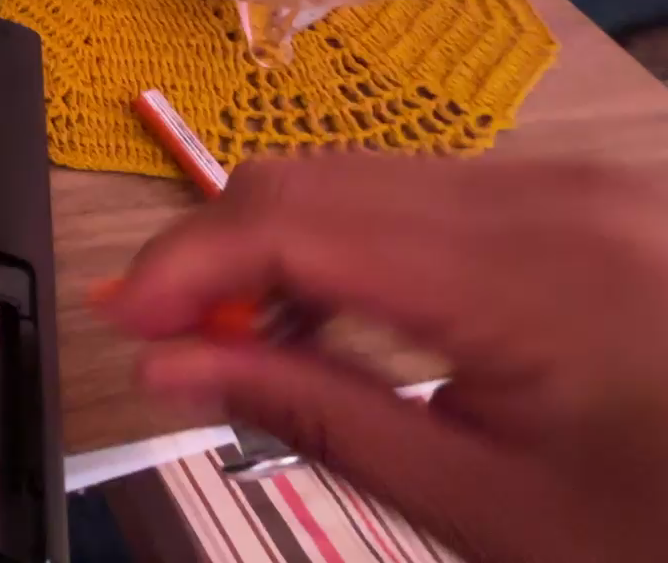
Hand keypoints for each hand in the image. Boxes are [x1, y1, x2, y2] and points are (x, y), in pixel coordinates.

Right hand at [100, 157, 667, 562]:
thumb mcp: (497, 510)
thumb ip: (309, 415)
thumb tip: (160, 369)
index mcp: (541, 275)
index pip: (288, 225)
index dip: (179, 266)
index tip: (120, 322)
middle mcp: (546, 193)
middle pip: (299, 182)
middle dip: (207, 256)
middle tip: (171, 335)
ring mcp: (564, 181)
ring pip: (337, 178)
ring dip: (261, 249)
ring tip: (249, 335)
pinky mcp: (568, 191)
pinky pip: (395, 191)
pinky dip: (326, 243)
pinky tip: (333, 311)